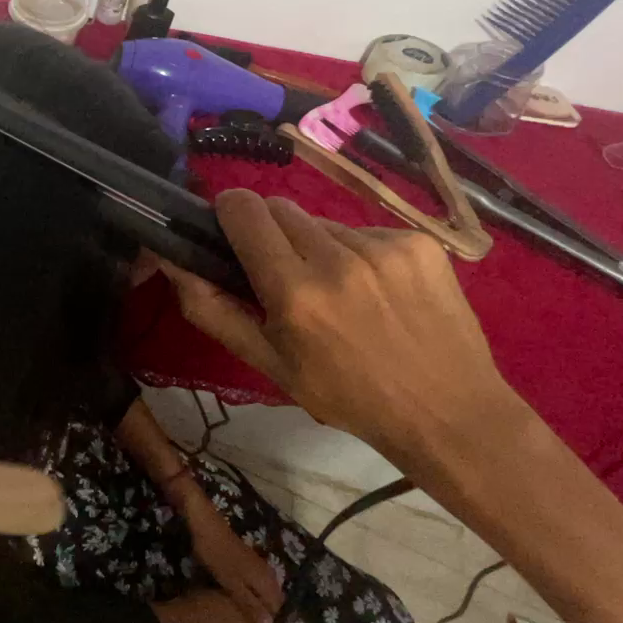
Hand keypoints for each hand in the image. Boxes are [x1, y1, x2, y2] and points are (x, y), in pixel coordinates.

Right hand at [163, 189, 519, 465]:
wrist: (451, 414)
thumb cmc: (347, 395)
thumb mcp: (267, 363)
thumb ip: (211, 309)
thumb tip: (172, 261)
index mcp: (293, 292)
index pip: (243, 209)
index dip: (229, 213)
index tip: (232, 234)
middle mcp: (336, 259)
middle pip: (278, 207)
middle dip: (270, 231)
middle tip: (284, 272)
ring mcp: (383, 248)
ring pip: (321, 222)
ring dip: (315, 245)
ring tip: (339, 290)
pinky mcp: (419, 244)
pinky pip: (364, 231)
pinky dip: (359, 253)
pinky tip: (377, 290)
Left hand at [183, 498, 282, 622]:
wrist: (204, 521)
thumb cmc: (216, 552)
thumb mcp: (230, 581)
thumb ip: (250, 604)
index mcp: (267, 582)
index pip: (279, 610)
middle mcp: (268, 575)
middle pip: (273, 602)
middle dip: (265, 615)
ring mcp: (258, 566)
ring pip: (264, 592)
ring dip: (257, 604)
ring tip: (246, 614)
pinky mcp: (246, 560)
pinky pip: (254, 583)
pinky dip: (250, 592)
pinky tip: (239, 596)